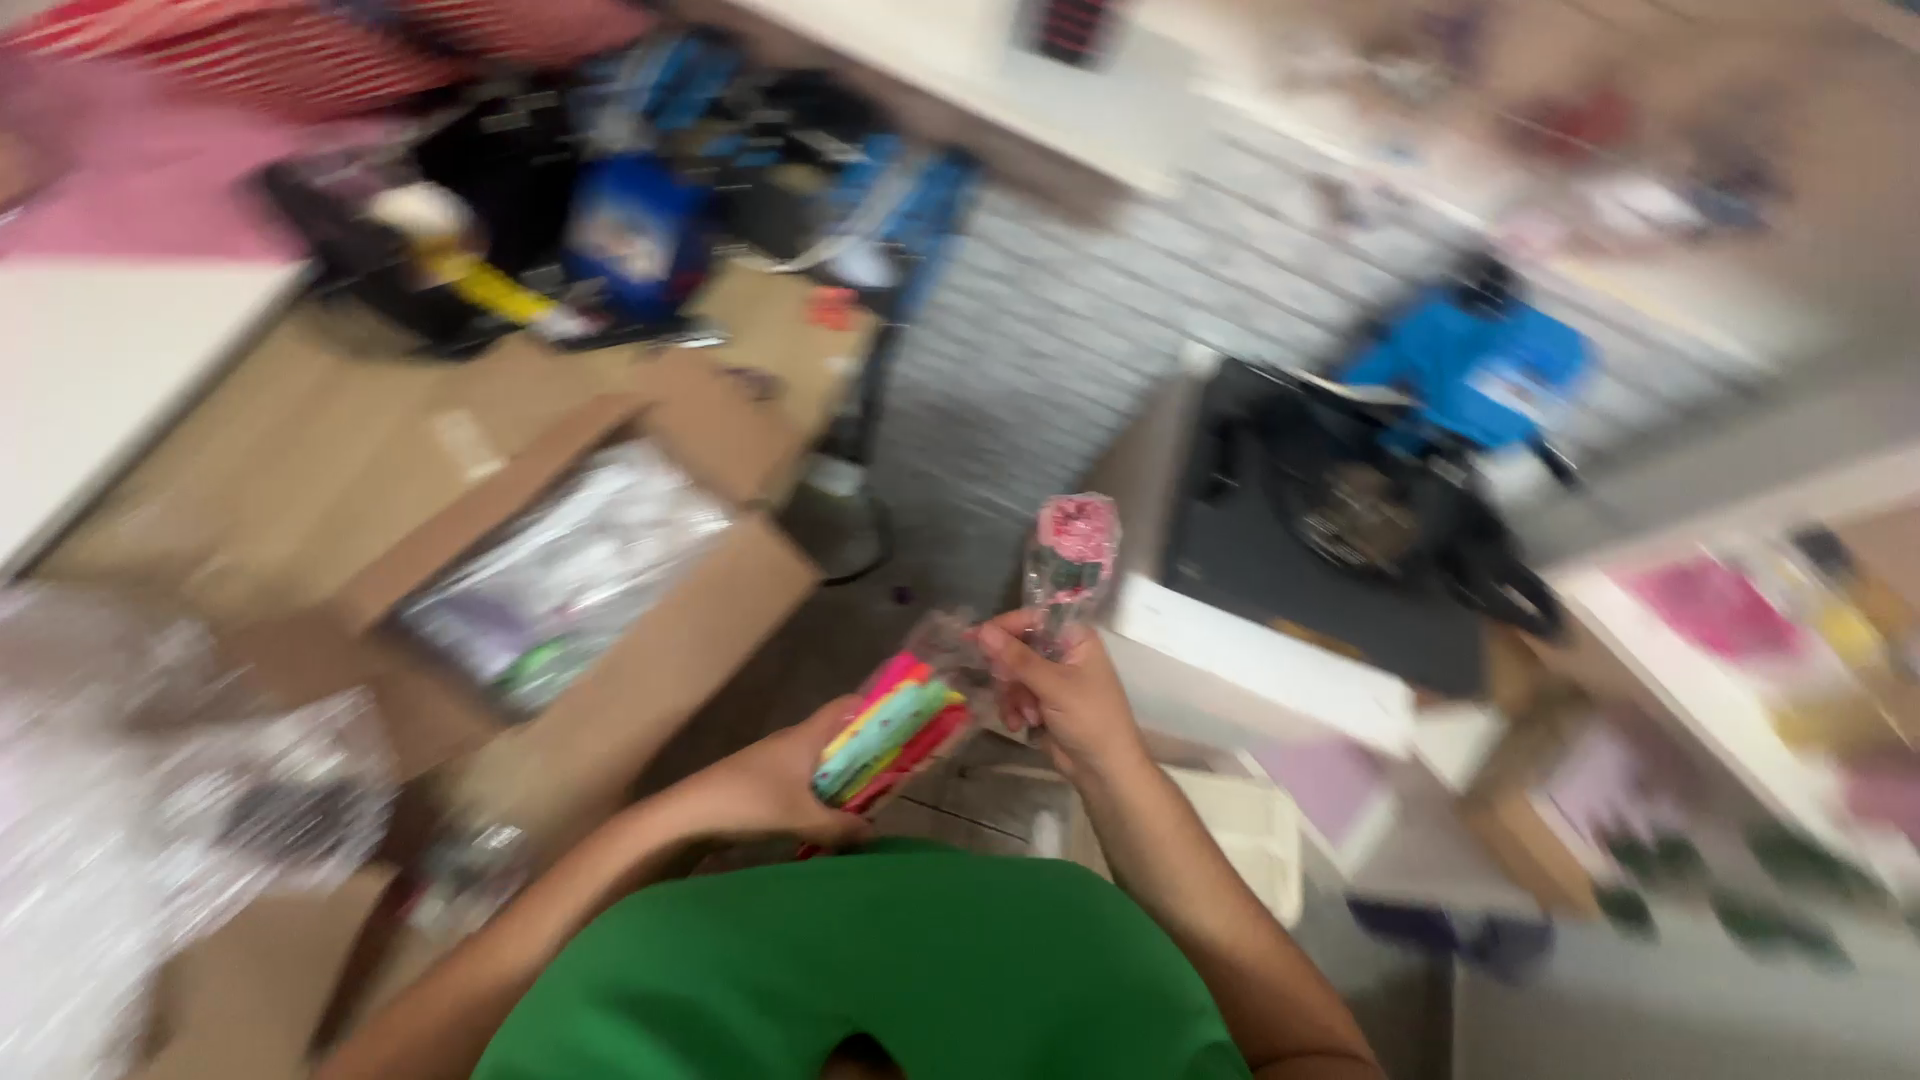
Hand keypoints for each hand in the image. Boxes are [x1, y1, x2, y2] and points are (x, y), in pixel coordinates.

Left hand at [661, 696, 872, 848]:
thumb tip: (872, 831)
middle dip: (863, 755)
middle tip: (889, 777)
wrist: (685, 818)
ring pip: (818, 763)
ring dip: (839, 780)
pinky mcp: (759, 784)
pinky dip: (817, 796)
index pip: (845, 707)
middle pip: (836, 738)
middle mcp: (791, 742)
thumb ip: (839, 826)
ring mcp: (773, 762)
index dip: (873, 709)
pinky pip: (801, 782)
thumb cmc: (747, 803)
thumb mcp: (800, 818)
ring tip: (860, 806)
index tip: (897, 726)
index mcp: (805, 736)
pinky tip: (823, 821)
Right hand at [976, 610, 1148, 780]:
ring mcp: (1050, 678)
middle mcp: (1062, 653)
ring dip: (1012, 696)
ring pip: (1011, 673)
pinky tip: (1019, 725)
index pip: (1033, 618)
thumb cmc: (1090, 719)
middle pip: (1017, 647)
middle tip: (1007, 687)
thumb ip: (1017, 658)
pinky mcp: (1040, 701)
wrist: (1104, 769)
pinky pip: (1014, 694)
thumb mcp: (1054, 686)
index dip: (1005, 626)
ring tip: (1025, 716)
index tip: (976, 637)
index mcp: (1074, 639)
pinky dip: (1012, 709)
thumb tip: (982, 631)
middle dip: (1009, 673)